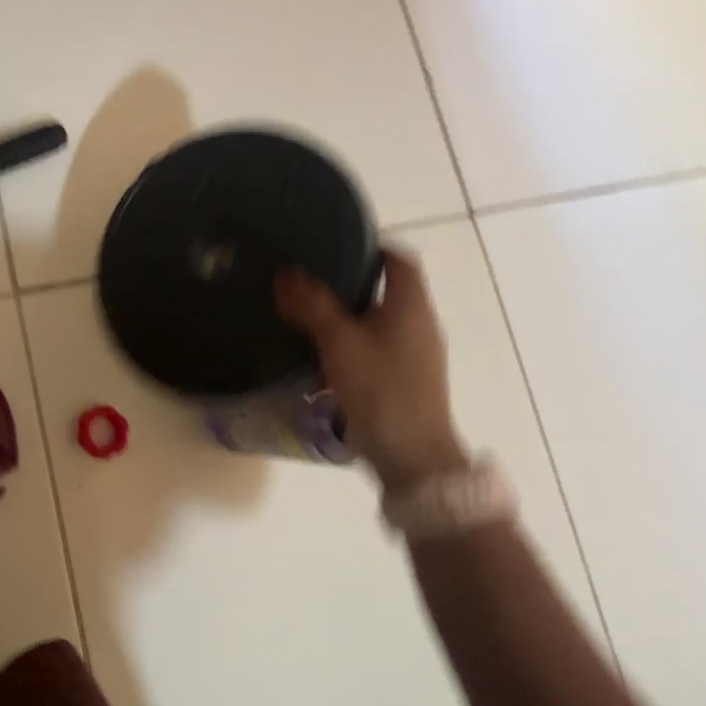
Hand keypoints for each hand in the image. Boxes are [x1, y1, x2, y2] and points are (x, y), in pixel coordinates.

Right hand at [275, 249, 467, 491]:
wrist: (413, 459)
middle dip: (348, 283)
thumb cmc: (381, 389)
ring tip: (306, 316)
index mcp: (411, 306)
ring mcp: (417, 356)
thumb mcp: (339, 341)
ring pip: (379, 321)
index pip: (398, 260)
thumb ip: (311, 304)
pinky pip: (377, 349)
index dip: (370, 246)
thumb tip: (284, 273)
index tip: (333, 246)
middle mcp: (420, 325)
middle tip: (307, 280)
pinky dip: (351, 344)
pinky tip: (322, 358)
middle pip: (386, 290)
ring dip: (347, 317)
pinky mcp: (407, 382)